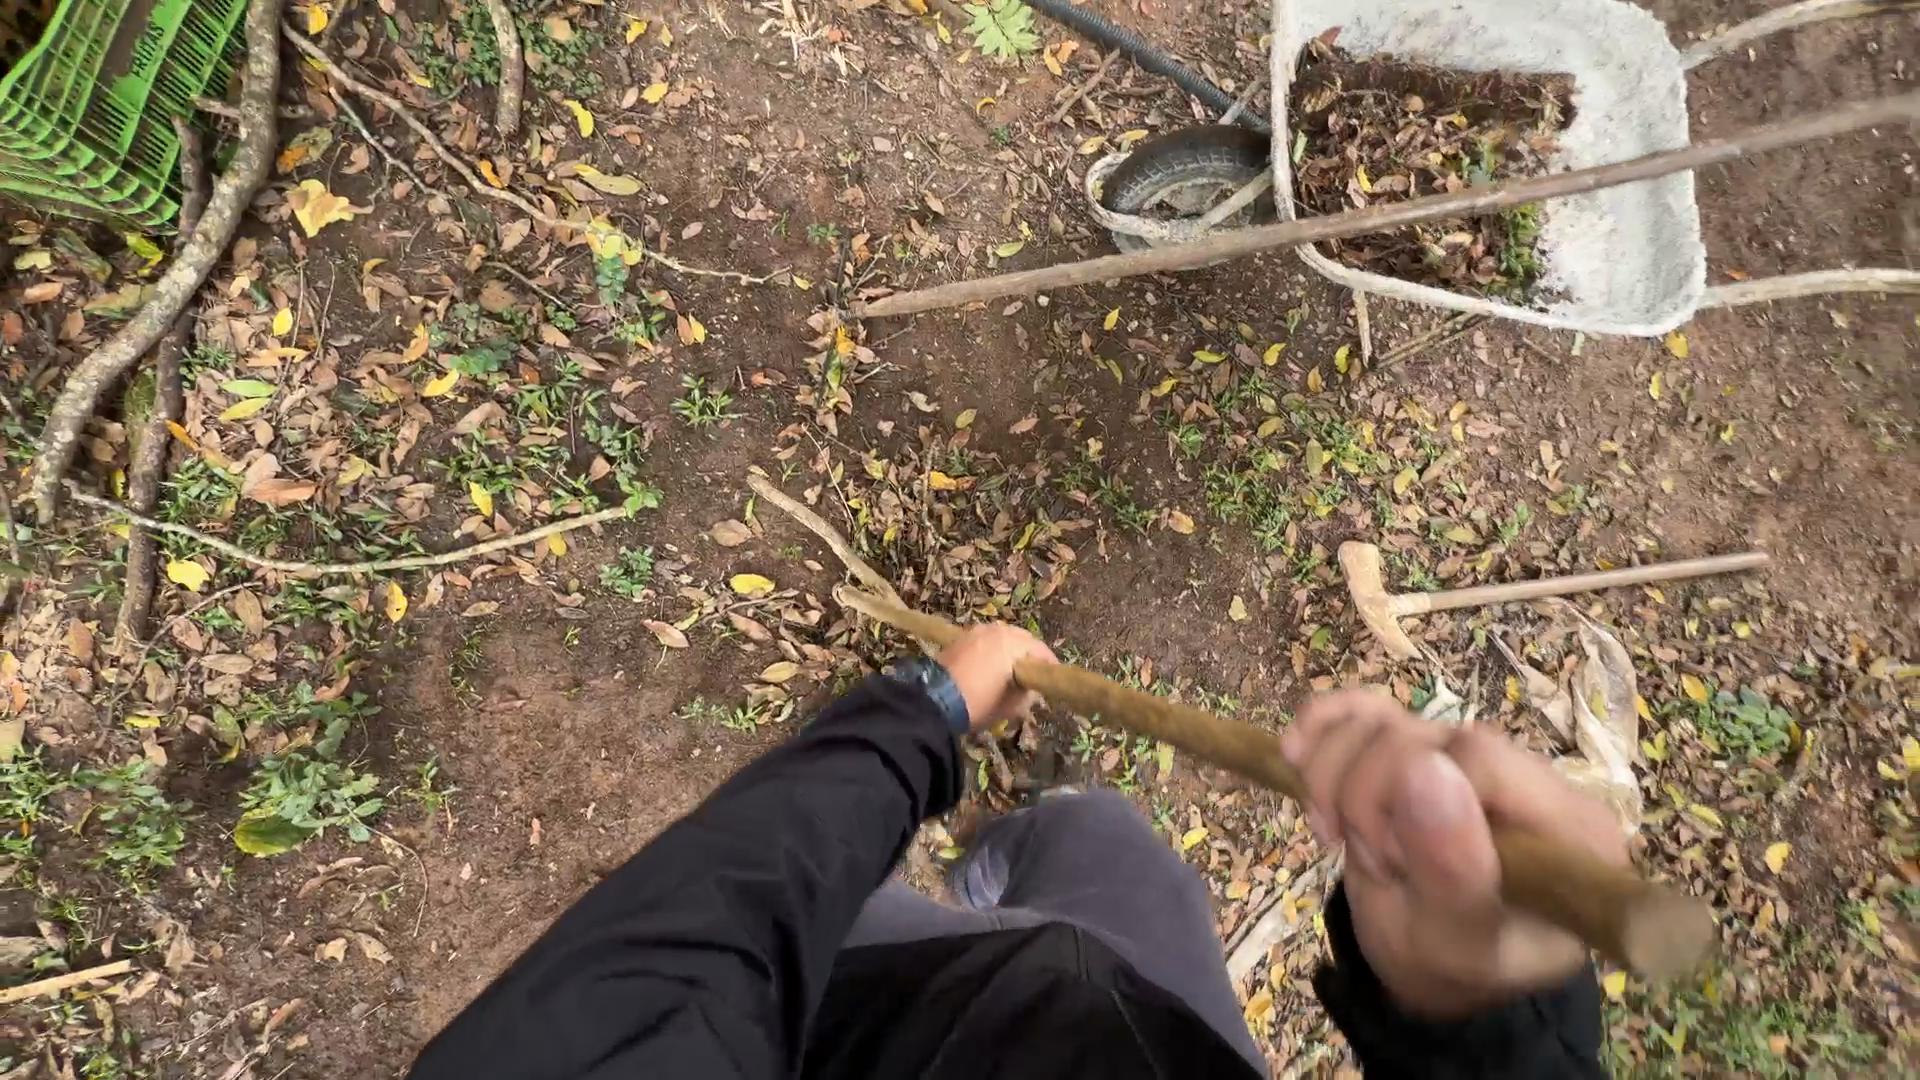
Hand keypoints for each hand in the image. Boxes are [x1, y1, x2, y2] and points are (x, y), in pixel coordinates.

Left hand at [935, 625, 1055, 732]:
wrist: (935, 702)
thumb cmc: (980, 703)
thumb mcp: (1013, 706)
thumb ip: (1028, 693)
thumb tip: (1030, 688)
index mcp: (1012, 643)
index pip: (1040, 649)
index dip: (1048, 664)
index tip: (1051, 679)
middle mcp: (995, 630)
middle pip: (1021, 638)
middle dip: (1029, 654)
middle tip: (1032, 674)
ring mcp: (975, 632)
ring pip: (1001, 637)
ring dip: (1009, 650)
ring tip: (1010, 669)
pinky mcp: (959, 638)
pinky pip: (984, 641)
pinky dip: (991, 650)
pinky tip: (989, 666)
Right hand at [1280, 688, 1625, 1018]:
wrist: (1422, 957)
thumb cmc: (1454, 961)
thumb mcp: (1457, 938)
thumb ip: (1452, 864)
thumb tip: (1425, 766)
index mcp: (1564, 821)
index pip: (1475, 755)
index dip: (1411, 797)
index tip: (1394, 859)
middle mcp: (1516, 770)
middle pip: (1412, 734)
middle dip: (1362, 800)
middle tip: (1371, 860)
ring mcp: (1454, 750)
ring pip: (1370, 721)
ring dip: (1330, 782)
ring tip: (1344, 838)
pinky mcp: (1405, 742)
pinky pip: (1352, 707)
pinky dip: (1315, 730)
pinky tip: (1296, 760)